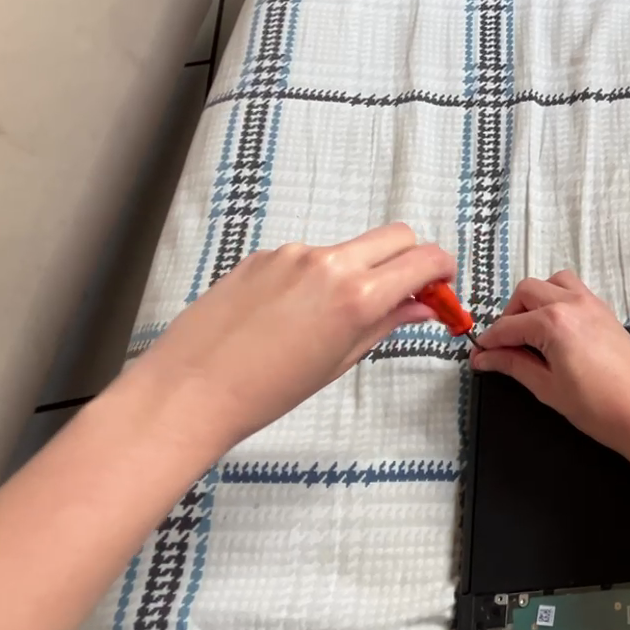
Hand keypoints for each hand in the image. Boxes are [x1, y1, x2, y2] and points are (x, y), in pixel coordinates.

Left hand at [129, 224, 451, 451]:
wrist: (187, 394)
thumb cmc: (262, 392)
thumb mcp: (340, 361)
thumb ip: (386, 323)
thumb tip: (419, 307)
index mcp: (357, 296)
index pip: (425, 260)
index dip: (442, 270)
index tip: (440, 285)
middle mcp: (330, 264)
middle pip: (398, 235)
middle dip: (410, 257)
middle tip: (403, 290)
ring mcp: (295, 254)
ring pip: (351, 248)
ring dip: (359, 270)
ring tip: (328, 316)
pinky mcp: (264, 255)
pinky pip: (309, 256)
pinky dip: (316, 276)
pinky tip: (290, 313)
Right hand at [469, 271, 629, 454]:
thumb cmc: (596, 406)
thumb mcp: (547, 388)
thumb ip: (514, 365)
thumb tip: (485, 357)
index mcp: (553, 322)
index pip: (509, 326)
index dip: (489, 342)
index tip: (477, 356)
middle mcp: (571, 302)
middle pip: (527, 291)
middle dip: (510, 315)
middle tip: (505, 345)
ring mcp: (591, 302)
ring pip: (552, 282)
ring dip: (536, 299)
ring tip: (531, 331)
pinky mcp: (605, 310)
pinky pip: (574, 289)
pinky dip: (558, 298)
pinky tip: (555, 329)